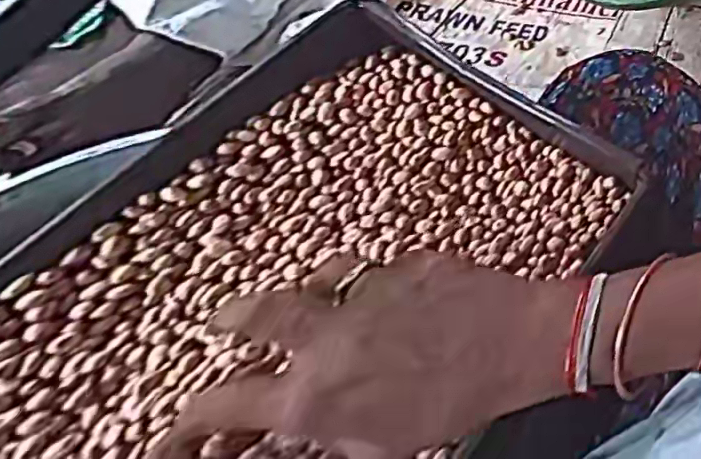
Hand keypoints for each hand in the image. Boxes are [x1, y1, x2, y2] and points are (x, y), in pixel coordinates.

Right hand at [149, 253, 578, 458]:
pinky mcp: (415, 261)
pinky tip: (393, 291)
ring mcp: (375, 288)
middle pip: (262, 313)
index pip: (222, 404)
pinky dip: (380, 280)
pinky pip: (385, 267)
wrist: (517, 342)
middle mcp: (332, 334)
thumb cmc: (451, 406)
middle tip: (225, 318)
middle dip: (233, 316)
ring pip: (325, 274)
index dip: (189, 419)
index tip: (184, 424)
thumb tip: (285, 434)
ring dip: (313, 286)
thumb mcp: (374, 446)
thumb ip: (322, 436)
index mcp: (312, 393)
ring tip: (312, 293)